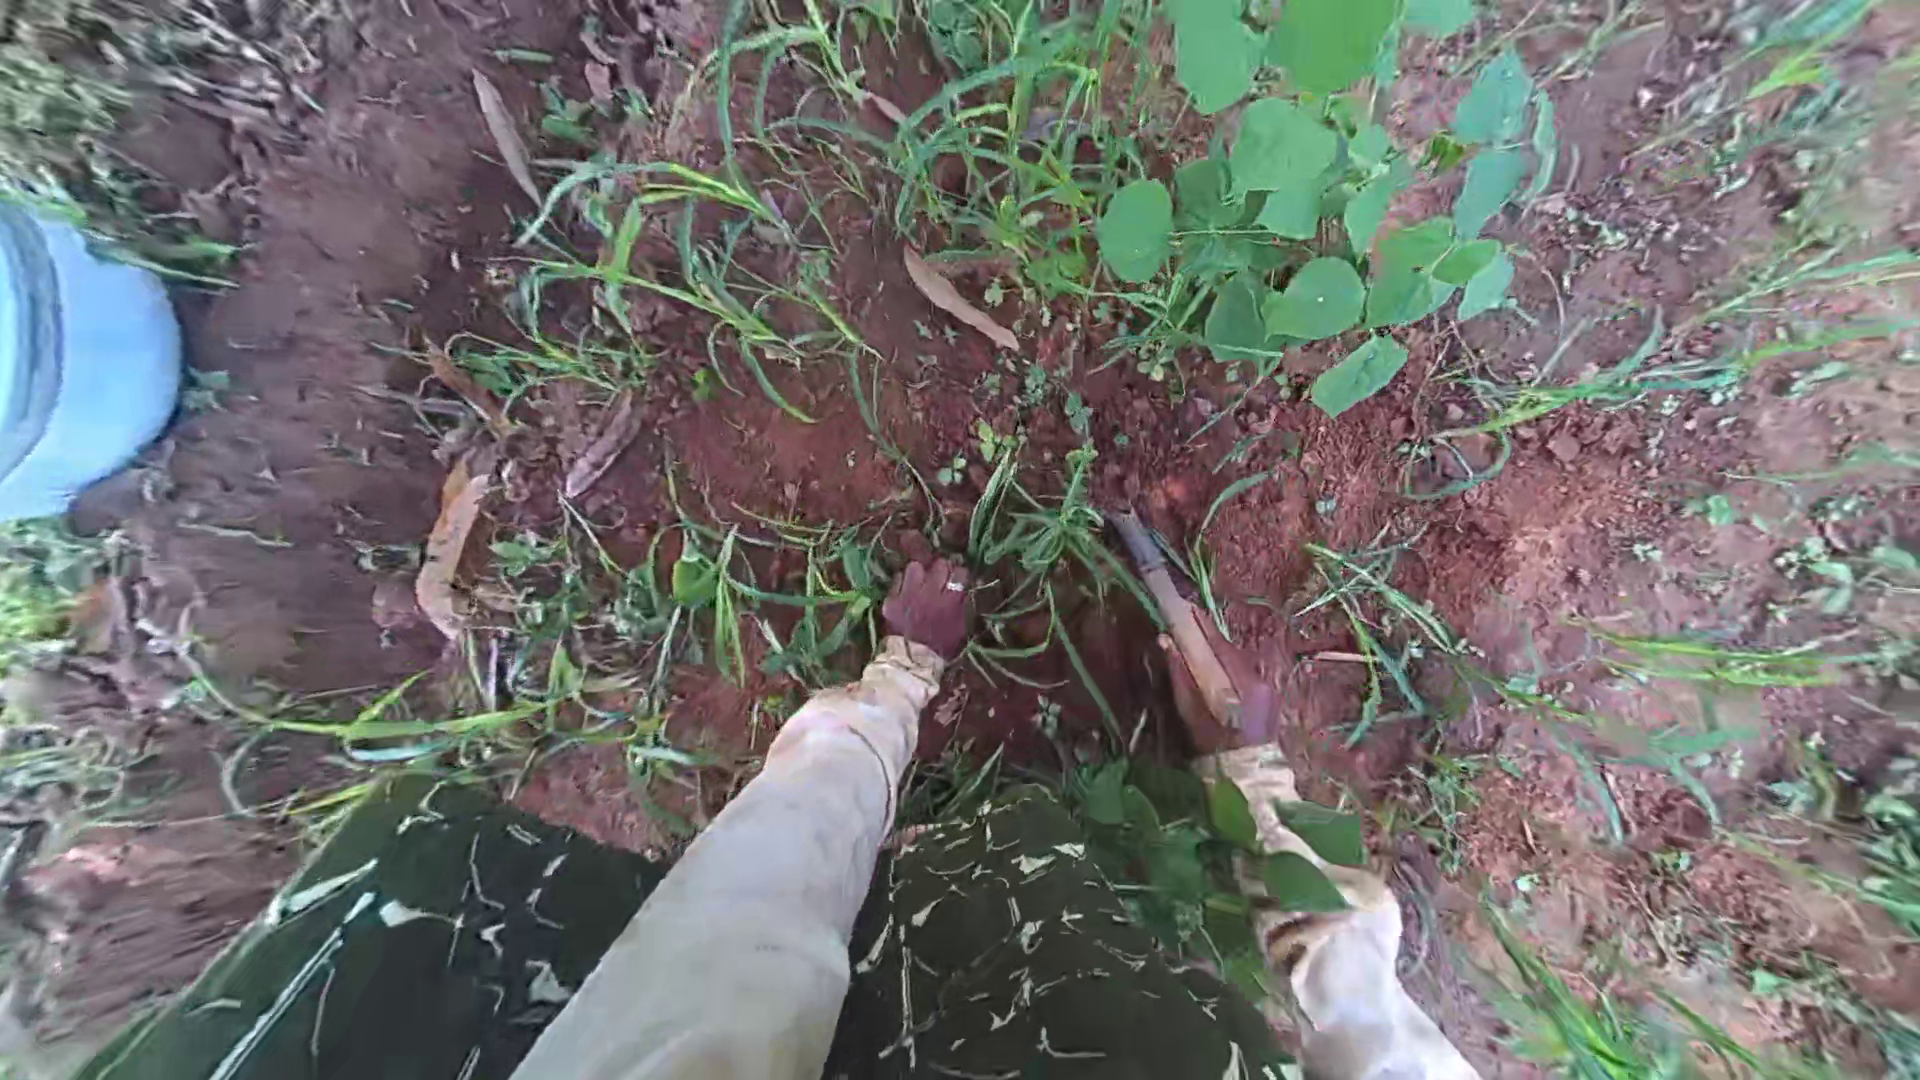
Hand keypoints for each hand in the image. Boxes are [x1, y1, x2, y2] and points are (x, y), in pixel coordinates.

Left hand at [883, 558, 970, 659]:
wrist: (913, 661)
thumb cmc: (942, 646)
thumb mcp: (962, 626)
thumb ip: (964, 604)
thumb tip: (965, 587)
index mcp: (951, 601)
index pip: (961, 573)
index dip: (960, 574)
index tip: (957, 578)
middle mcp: (930, 593)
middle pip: (940, 565)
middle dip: (941, 569)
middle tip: (939, 577)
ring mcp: (909, 594)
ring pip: (915, 566)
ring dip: (919, 573)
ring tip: (920, 581)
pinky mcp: (892, 600)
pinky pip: (898, 578)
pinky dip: (903, 582)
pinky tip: (906, 589)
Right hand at [1163, 618, 1277, 753]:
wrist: (1246, 772)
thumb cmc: (1213, 743)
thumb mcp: (1190, 709)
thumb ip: (1180, 673)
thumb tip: (1166, 640)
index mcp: (1240, 681)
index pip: (1217, 642)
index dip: (1201, 623)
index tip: (1186, 606)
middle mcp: (1257, 677)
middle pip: (1228, 646)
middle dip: (1207, 631)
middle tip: (1188, 615)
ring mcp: (1265, 685)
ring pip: (1236, 656)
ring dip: (1216, 645)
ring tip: (1197, 635)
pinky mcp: (1267, 692)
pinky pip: (1242, 668)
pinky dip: (1226, 659)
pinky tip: (1214, 660)